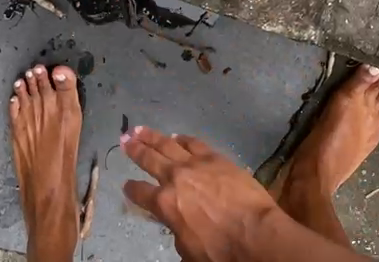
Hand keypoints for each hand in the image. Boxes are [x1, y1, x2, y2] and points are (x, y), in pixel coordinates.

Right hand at [121, 126, 280, 261]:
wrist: (253, 231)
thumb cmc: (219, 249)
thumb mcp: (189, 250)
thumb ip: (177, 230)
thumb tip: (179, 222)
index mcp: (165, 204)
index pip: (141, 194)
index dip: (132, 190)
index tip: (126, 185)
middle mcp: (174, 178)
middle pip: (149, 159)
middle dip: (135, 150)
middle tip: (124, 139)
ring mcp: (195, 164)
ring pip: (168, 144)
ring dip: (152, 136)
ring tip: (139, 129)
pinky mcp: (215, 157)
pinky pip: (194, 143)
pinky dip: (182, 139)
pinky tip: (176, 136)